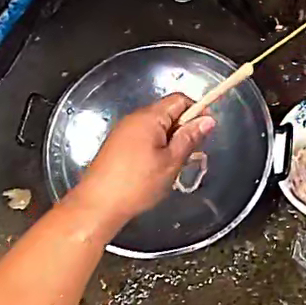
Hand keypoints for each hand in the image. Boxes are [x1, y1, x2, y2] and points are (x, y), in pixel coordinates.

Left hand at [66, 94, 216, 230]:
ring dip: (170, 142)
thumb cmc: (137, 183)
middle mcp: (135, 118)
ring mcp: (124, 131)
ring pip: (156, 128)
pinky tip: (157, 170)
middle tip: (191, 154)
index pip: (180, 100)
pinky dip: (156, 149)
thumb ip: (190, 138)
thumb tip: (207, 119)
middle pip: (168, 113)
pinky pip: (143, 138)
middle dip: (184, 129)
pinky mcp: (117, 146)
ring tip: (174, 166)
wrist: (98, 204)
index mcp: (149, 117)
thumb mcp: (171, 161)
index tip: (206, 132)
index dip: (197, 111)